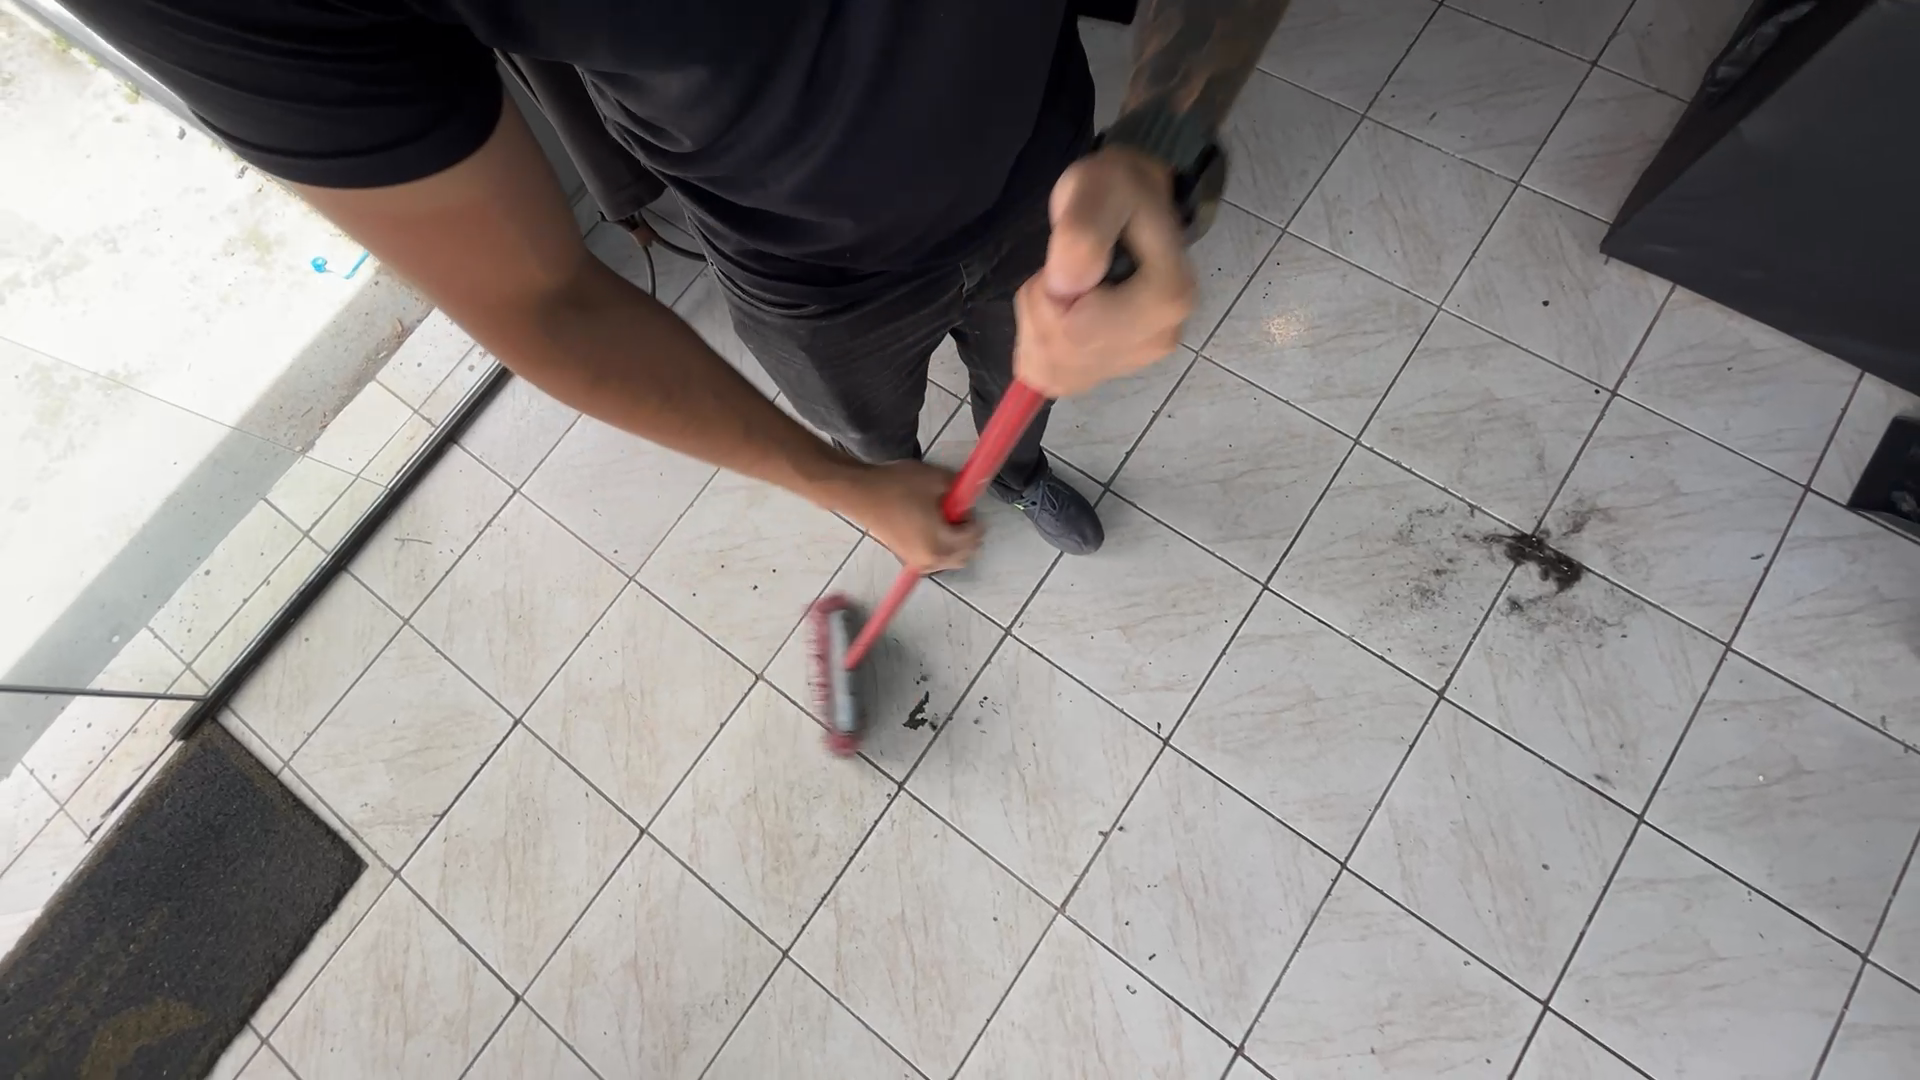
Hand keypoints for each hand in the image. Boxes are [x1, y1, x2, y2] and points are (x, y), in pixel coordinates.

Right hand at [830, 460, 983, 572]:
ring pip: (950, 560)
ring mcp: (916, 561)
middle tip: (959, 512)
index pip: (973, 538)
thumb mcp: (937, 479)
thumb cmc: (897, 486)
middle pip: (965, 556)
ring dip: (955, 543)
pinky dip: (940, 546)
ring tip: (944, 518)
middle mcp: (930, 560)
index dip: (973, 518)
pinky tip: (931, 526)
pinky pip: (933, 559)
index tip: (964, 503)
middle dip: (968, 535)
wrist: (860, 493)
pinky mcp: (905, 557)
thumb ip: (961, 490)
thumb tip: (969, 496)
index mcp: (940, 544)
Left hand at [1014, 145, 1194, 397]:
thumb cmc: (1114, 195)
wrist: (1128, 212)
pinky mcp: (1108, 374)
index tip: (1062, 264)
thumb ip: (1083, 230)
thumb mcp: (1097, 187)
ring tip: (1062, 291)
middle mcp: (1157, 339)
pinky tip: (1058, 317)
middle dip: (1038, 312)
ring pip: (1051, 370)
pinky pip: (1049, 379)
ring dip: (1036, 328)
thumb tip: (1067, 286)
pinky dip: (1039, 349)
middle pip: (1061, 354)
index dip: (1048, 298)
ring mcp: (1133, 362)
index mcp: (1165, 298)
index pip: (1073, 331)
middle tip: (1057, 274)